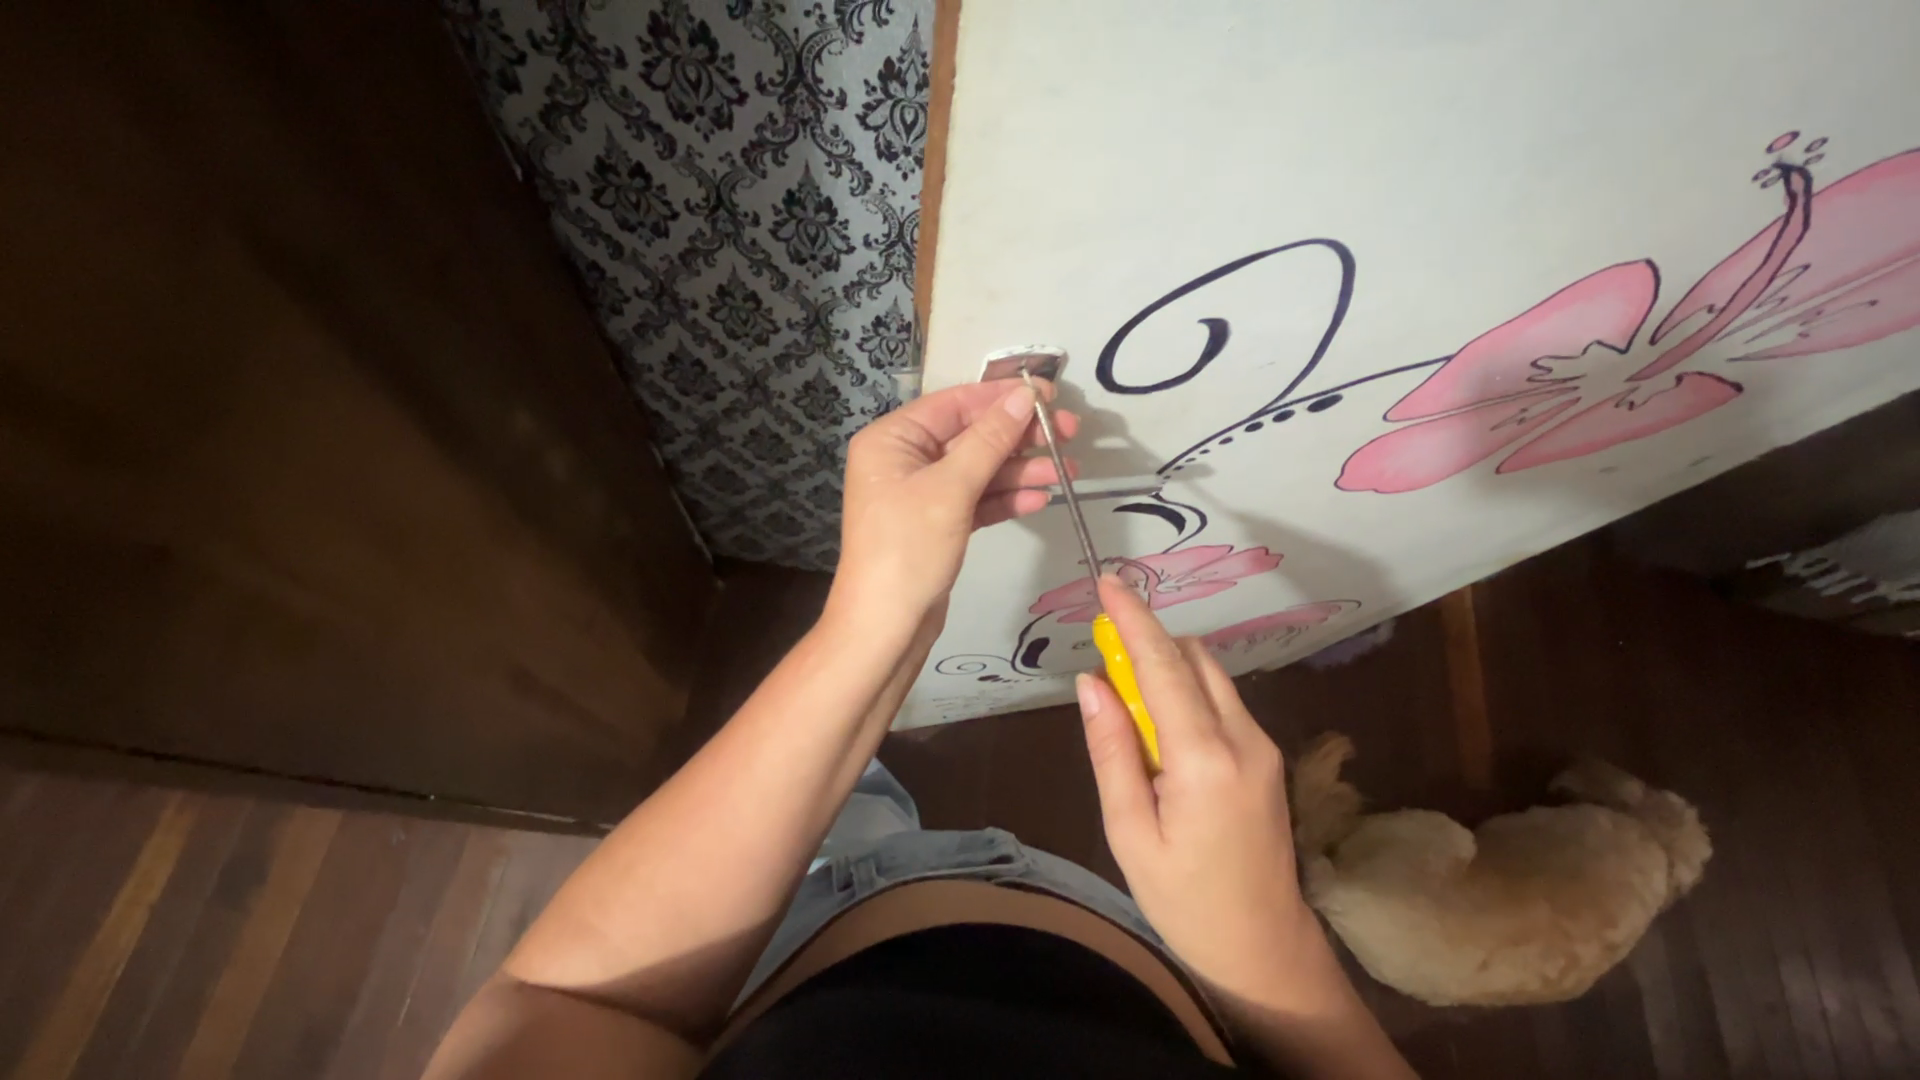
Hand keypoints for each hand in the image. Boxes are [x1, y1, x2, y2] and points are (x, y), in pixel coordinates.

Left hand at [830, 379, 1077, 630]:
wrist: (885, 628)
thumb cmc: (907, 550)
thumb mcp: (950, 490)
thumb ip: (990, 440)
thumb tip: (1025, 397)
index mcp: (892, 440)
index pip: (954, 404)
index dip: (1002, 397)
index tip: (1049, 393)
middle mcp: (904, 460)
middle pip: (971, 435)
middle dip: (1019, 436)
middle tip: (1069, 433)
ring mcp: (922, 494)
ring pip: (979, 470)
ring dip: (1021, 470)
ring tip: (1068, 470)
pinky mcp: (939, 524)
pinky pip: (978, 500)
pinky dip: (1006, 499)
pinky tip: (1039, 498)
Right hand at [1076, 576, 1322, 1008]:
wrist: (1266, 950)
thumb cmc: (1184, 900)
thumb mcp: (1129, 832)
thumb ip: (1111, 750)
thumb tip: (1091, 683)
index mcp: (1204, 759)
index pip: (1163, 666)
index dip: (1133, 620)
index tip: (1107, 582)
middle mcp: (1243, 738)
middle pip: (1193, 659)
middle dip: (1148, 640)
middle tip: (1103, 653)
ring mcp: (1263, 746)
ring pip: (1211, 675)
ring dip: (1167, 666)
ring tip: (1125, 698)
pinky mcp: (1267, 757)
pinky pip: (1221, 701)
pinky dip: (1186, 692)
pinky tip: (1159, 728)